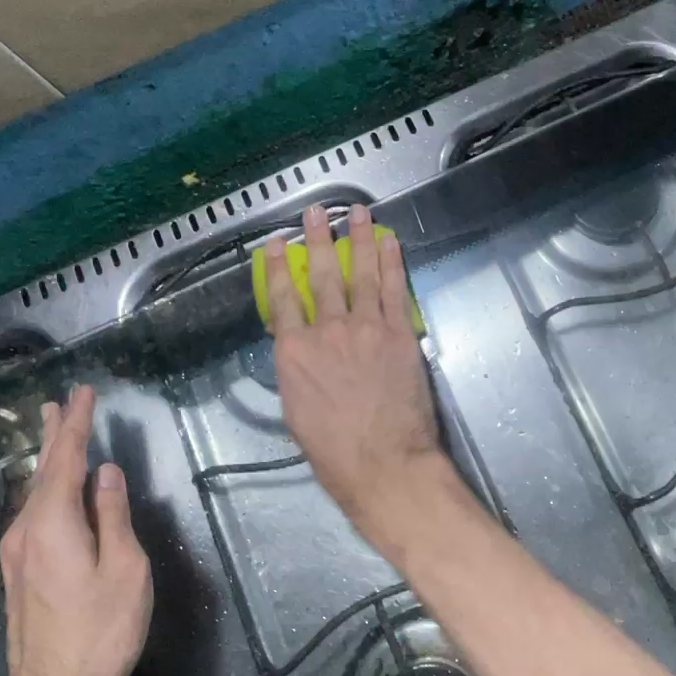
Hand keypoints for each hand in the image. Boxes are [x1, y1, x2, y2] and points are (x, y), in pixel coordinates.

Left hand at [0, 384, 152, 675]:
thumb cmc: (100, 631)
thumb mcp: (125, 570)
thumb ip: (114, 516)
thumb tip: (107, 473)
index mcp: (52, 523)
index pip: (65, 459)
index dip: (76, 424)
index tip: (82, 391)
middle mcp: (25, 532)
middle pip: (41, 473)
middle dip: (52, 436)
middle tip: (55, 402)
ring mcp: (16, 556)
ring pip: (34, 494)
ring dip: (47, 462)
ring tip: (54, 435)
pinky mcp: (19, 575)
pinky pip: (33, 514)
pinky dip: (46, 489)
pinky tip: (53, 490)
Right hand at [264, 205, 460, 539]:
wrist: (385, 464)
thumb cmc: (334, 452)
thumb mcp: (296, 410)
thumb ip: (296, 370)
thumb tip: (297, 346)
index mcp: (295, 353)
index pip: (282, 300)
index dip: (277, 268)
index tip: (275, 245)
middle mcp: (328, 331)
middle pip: (321, 276)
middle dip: (318, 240)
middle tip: (317, 212)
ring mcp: (368, 328)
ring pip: (361, 274)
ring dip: (359, 239)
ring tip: (357, 212)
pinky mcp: (400, 334)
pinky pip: (395, 291)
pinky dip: (392, 264)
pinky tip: (389, 244)